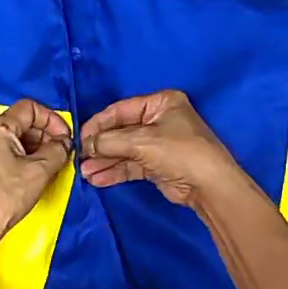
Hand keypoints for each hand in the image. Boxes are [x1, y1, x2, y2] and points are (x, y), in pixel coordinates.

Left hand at [0, 100, 70, 242]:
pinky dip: (31, 158)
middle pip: (25, 122)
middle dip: (48, 134)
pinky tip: (41, 173)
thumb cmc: (6, 194)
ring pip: (21, 138)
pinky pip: (14, 152)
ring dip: (41, 148)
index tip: (66, 139)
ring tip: (55, 166)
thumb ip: (58, 150)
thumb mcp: (40, 170)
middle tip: (63, 154)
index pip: (30, 108)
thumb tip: (65, 143)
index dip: (53, 120)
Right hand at [79, 90, 243, 206]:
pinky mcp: (158, 166)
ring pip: (125, 151)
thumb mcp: (142, 142)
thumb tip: (84, 145)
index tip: (80, 137)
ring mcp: (159, 144)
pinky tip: (98, 179)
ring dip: (105, 161)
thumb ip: (110, 141)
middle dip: (100, 146)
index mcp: (161, 103)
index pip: (121, 110)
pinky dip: (115, 171)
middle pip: (121, 131)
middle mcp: (159, 120)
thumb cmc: (179, 152)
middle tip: (78, 158)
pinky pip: (131, 166)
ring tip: (84, 173)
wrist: (209, 185)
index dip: (98, 123)